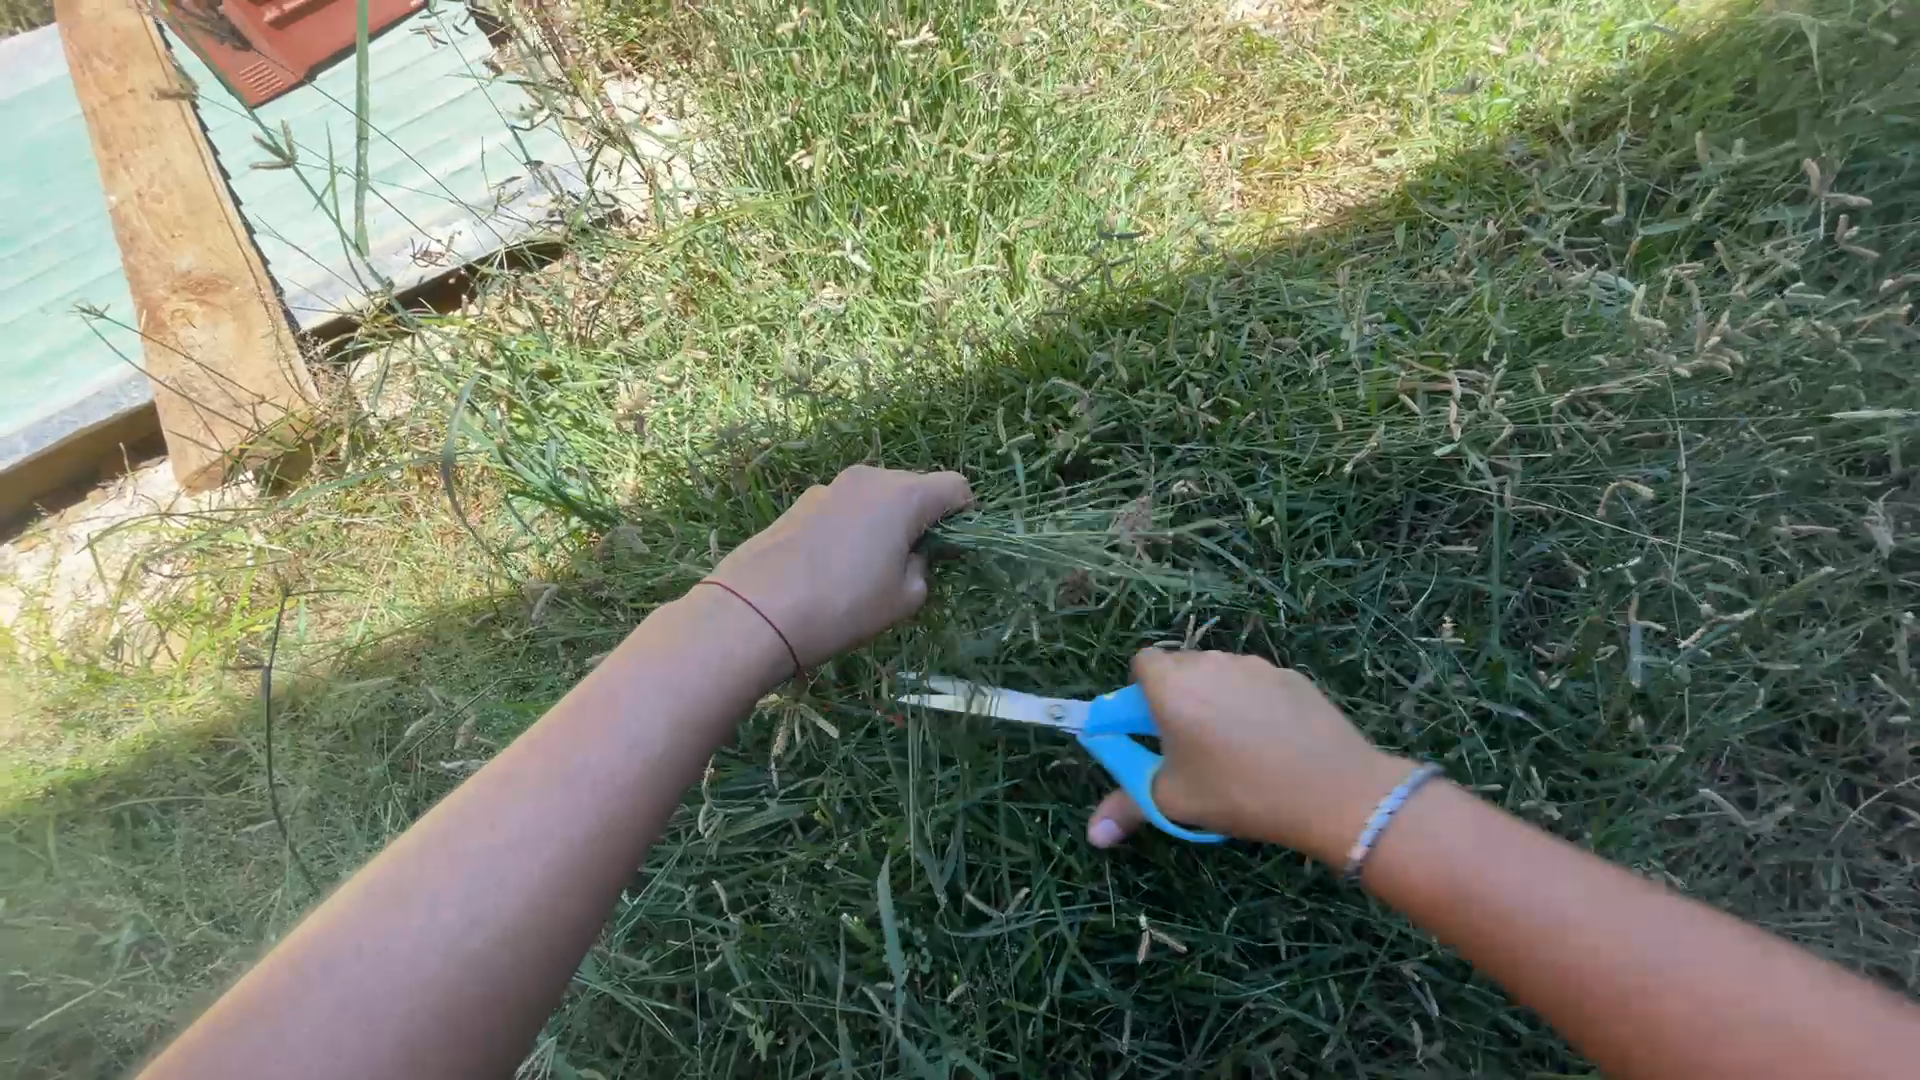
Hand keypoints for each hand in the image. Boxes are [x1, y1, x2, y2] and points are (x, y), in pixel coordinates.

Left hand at [708, 465, 972, 668]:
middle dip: (922, 518)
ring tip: (867, 568)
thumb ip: (924, 566)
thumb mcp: (906, 598)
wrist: (756, 612)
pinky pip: (844, 508)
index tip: (951, 549)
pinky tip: (832, 566)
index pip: (956, 486)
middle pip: (914, 488)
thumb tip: (914, 553)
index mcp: (904, 494)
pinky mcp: (800, 502)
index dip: (963, 516)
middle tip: (911, 562)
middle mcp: (869, 477)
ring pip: (876, 498)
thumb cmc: (845, 605)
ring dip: (885, 523)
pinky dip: (853, 527)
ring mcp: (830, 487)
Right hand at [1086, 649, 1411, 861]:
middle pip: (1180, 667)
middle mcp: (1208, 662)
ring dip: (1216, 697)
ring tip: (1235, 745)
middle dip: (1178, 696)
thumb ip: (1126, 808)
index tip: (1153, 726)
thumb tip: (1093, 835)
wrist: (1334, 790)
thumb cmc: (1240, 791)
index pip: (1141, 663)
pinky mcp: (1290, 676)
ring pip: (1220, 673)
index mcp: (1171, 685)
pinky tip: (1272, 741)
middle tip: (1190, 742)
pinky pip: (1256, 683)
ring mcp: (1253, 665)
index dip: (1141, 691)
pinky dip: (1253, 702)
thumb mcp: (1176, 801)